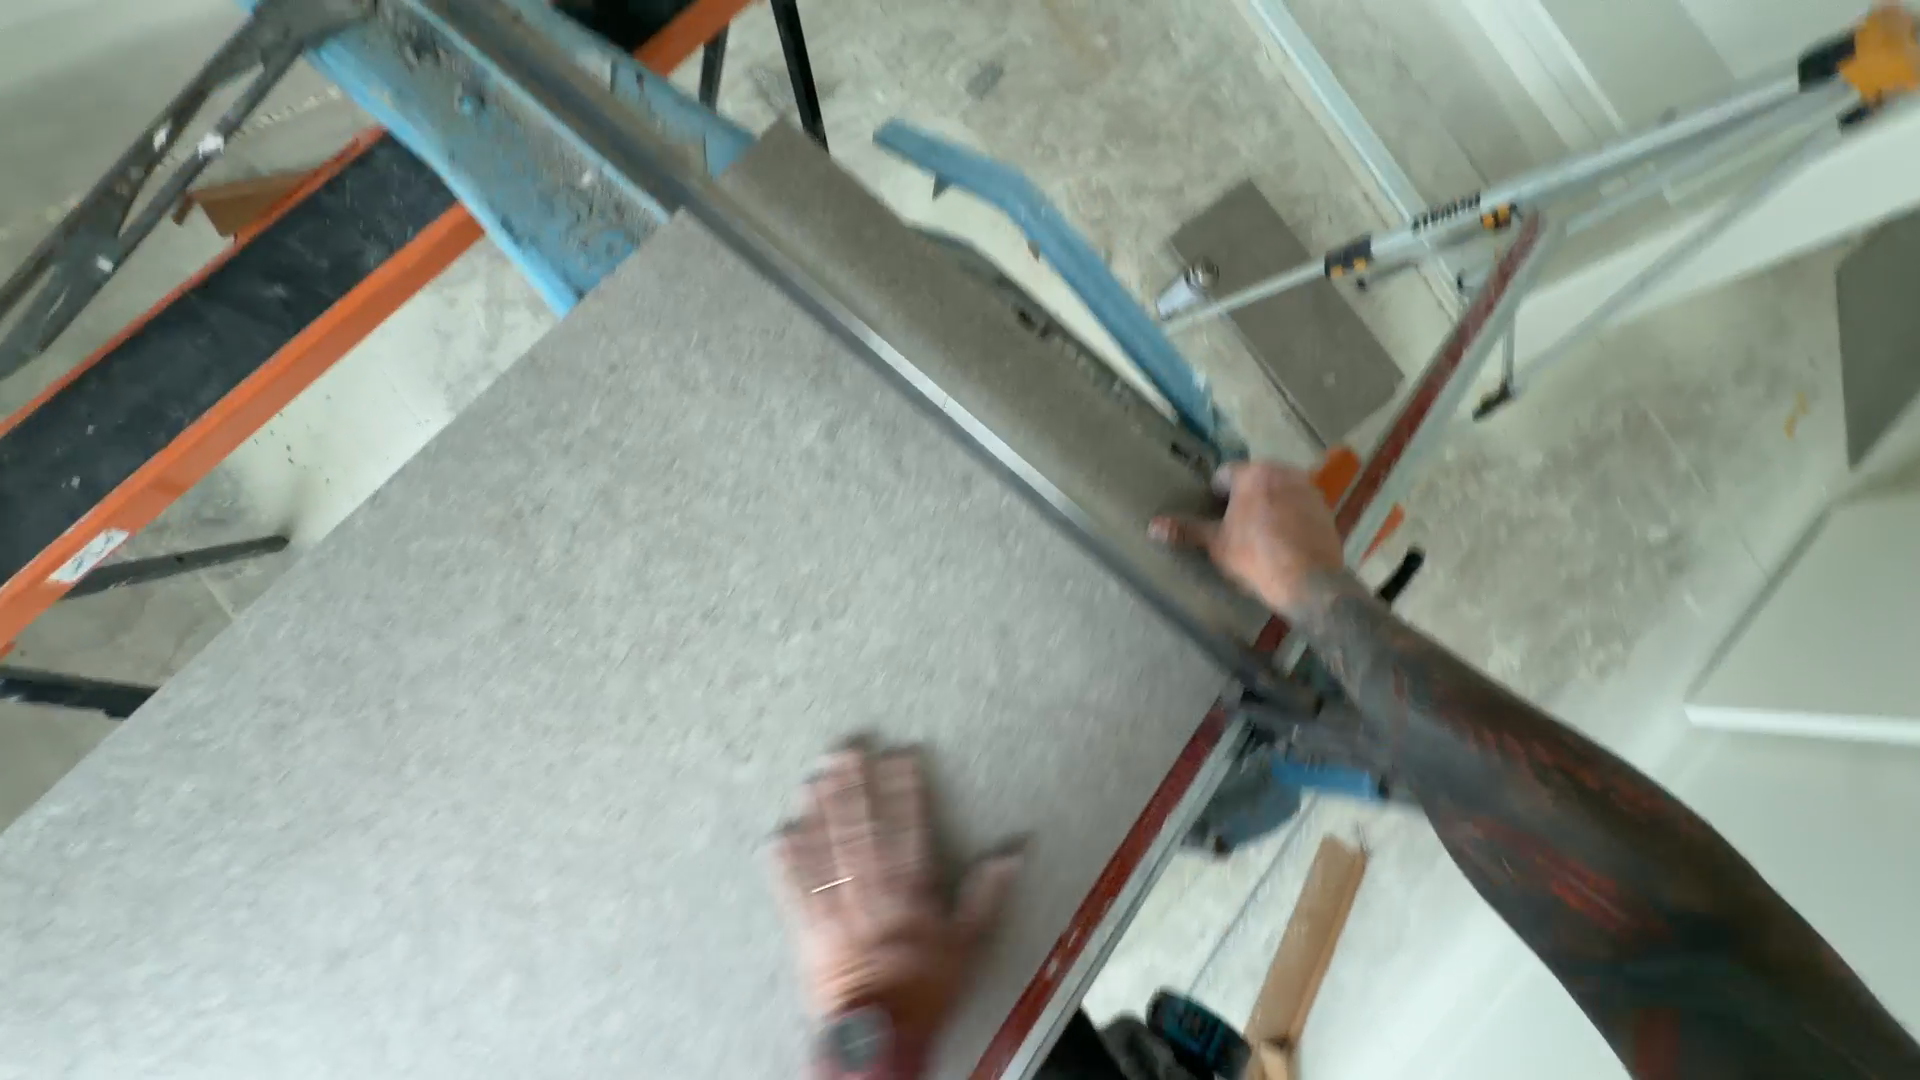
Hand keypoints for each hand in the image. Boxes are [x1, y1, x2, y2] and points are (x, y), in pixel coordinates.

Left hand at [772, 744, 1023, 1071]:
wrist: (880, 1035)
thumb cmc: (924, 989)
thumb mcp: (969, 942)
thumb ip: (987, 892)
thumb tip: (1011, 855)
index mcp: (910, 887)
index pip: (908, 824)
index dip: (904, 786)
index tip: (899, 756)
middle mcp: (872, 887)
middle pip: (862, 825)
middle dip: (855, 783)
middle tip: (848, 749)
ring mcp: (838, 904)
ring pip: (828, 846)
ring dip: (821, 808)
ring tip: (817, 776)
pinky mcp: (810, 927)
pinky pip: (795, 888)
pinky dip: (787, 860)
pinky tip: (781, 832)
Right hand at [1148, 461, 1345, 615]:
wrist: (1309, 581)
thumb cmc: (1256, 556)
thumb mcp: (1216, 544)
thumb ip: (1186, 530)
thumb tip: (1153, 526)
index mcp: (1253, 474)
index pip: (1224, 474)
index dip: (1214, 495)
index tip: (1213, 515)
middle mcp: (1283, 472)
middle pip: (1254, 479)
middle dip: (1243, 496)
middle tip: (1233, 525)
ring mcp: (1308, 489)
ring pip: (1278, 490)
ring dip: (1267, 503)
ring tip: (1258, 532)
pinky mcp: (1325, 508)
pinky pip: (1298, 505)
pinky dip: (1288, 515)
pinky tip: (1282, 539)